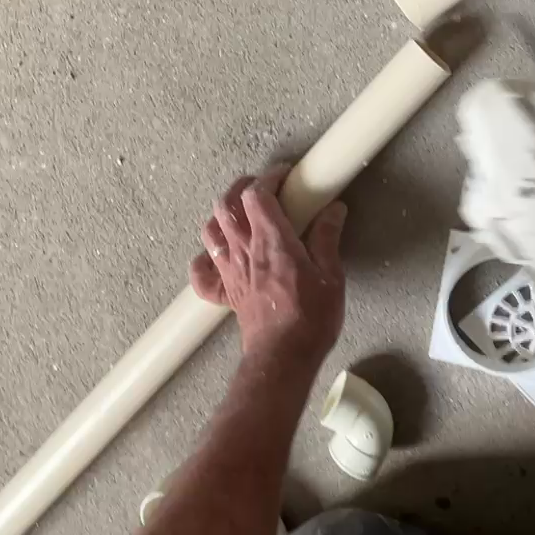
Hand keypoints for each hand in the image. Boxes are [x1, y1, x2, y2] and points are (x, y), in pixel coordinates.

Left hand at [190, 166, 346, 363]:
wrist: (282, 359)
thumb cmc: (310, 319)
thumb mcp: (331, 276)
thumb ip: (328, 238)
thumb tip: (334, 211)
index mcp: (272, 240)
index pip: (257, 194)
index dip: (269, 178)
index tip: (286, 176)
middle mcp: (244, 250)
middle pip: (226, 204)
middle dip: (242, 187)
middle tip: (263, 188)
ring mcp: (229, 271)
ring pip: (210, 229)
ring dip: (222, 214)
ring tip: (241, 213)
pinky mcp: (225, 292)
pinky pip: (201, 272)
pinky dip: (204, 259)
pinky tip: (218, 255)